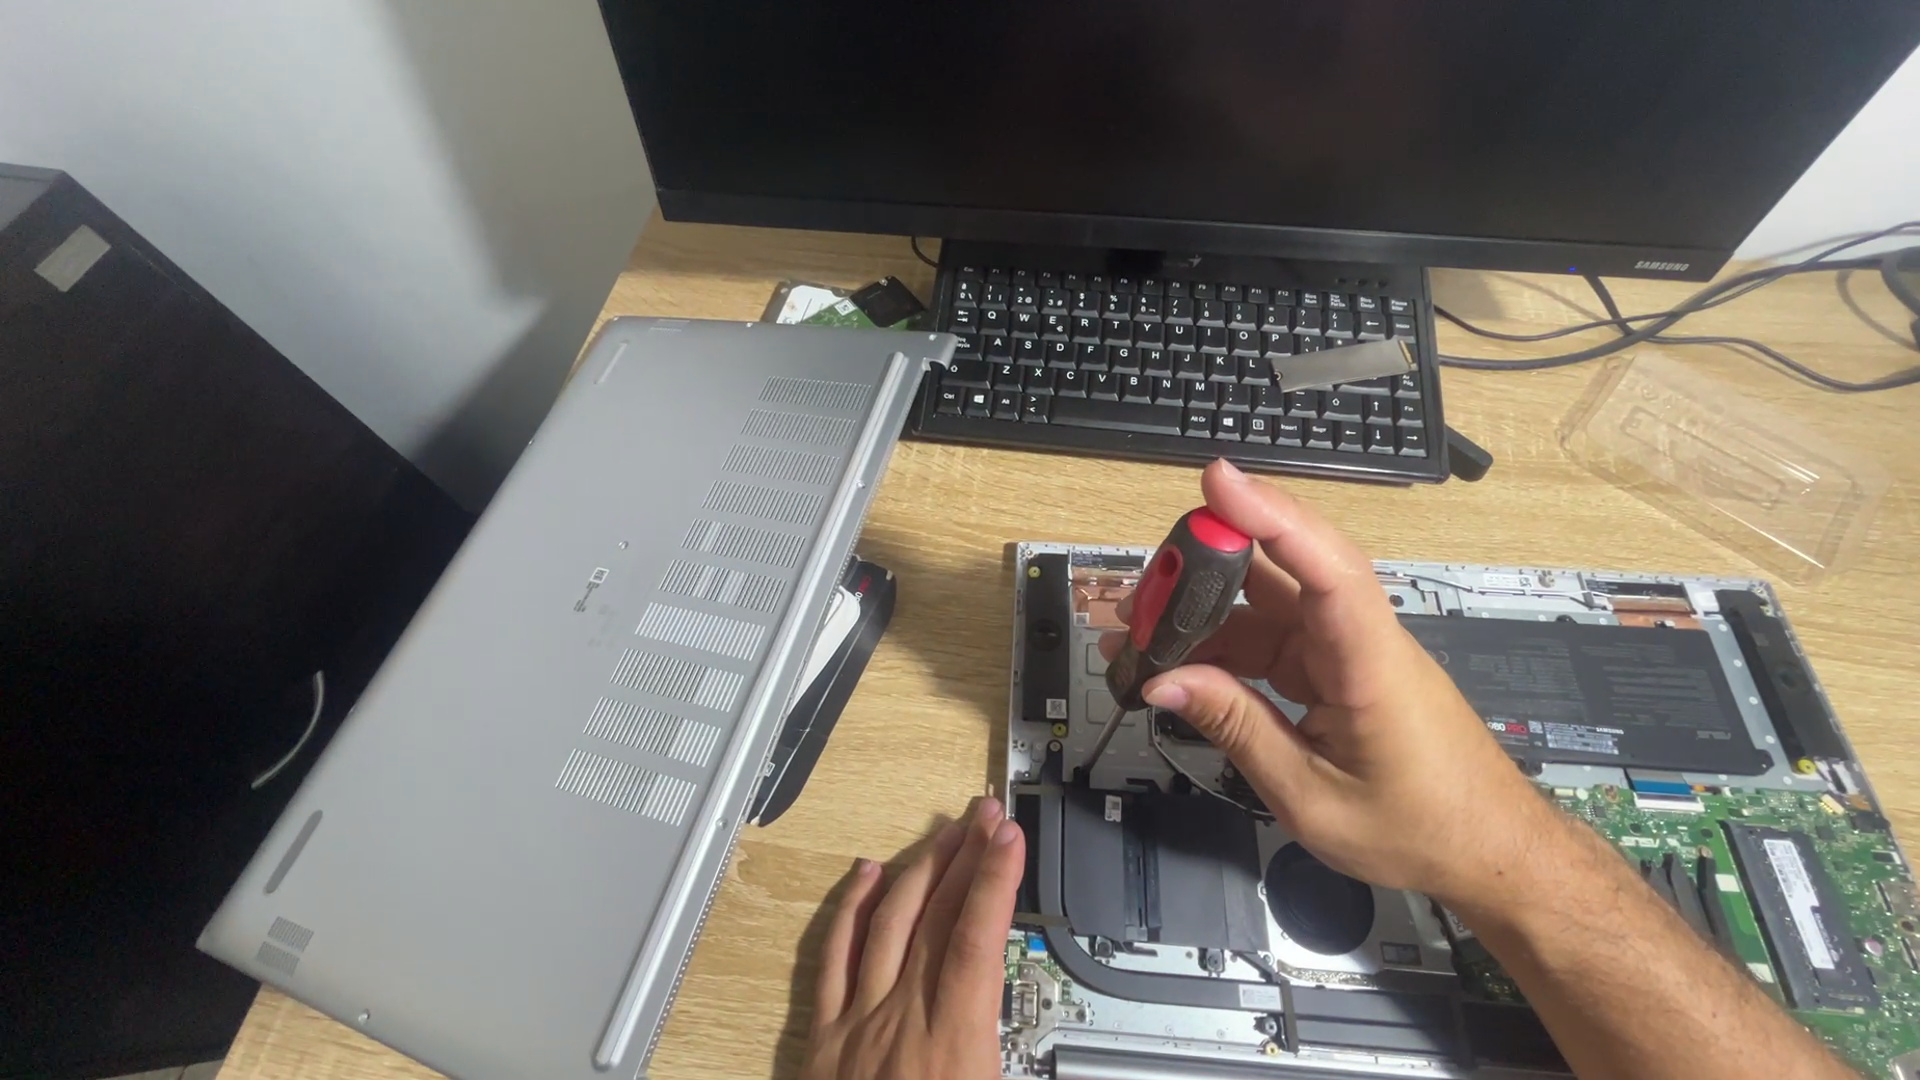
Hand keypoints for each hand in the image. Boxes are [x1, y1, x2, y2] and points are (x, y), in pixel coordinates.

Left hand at [802, 799, 1024, 1079]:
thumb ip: (1024, 1058)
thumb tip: (1077, 1055)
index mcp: (952, 1047)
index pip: (976, 940)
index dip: (994, 880)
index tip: (1008, 839)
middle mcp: (902, 1021)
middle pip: (937, 917)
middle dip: (966, 857)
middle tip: (986, 817)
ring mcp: (857, 1023)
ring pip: (889, 923)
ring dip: (921, 869)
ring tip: (946, 833)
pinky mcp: (823, 1038)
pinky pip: (833, 958)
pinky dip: (851, 909)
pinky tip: (867, 871)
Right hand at [1101, 460, 1555, 907]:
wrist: (1490, 855)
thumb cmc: (1417, 831)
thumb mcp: (1310, 796)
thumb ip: (1237, 729)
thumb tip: (1162, 680)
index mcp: (1370, 665)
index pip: (1326, 567)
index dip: (1271, 515)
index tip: (1217, 480)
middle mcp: (1357, 639)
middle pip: (1280, 573)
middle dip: (1204, 567)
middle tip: (1139, 593)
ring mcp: (1343, 650)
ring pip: (1262, 605)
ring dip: (1200, 613)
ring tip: (1137, 632)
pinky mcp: (1332, 666)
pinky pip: (1267, 640)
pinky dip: (1219, 647)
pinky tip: (1176, 662)